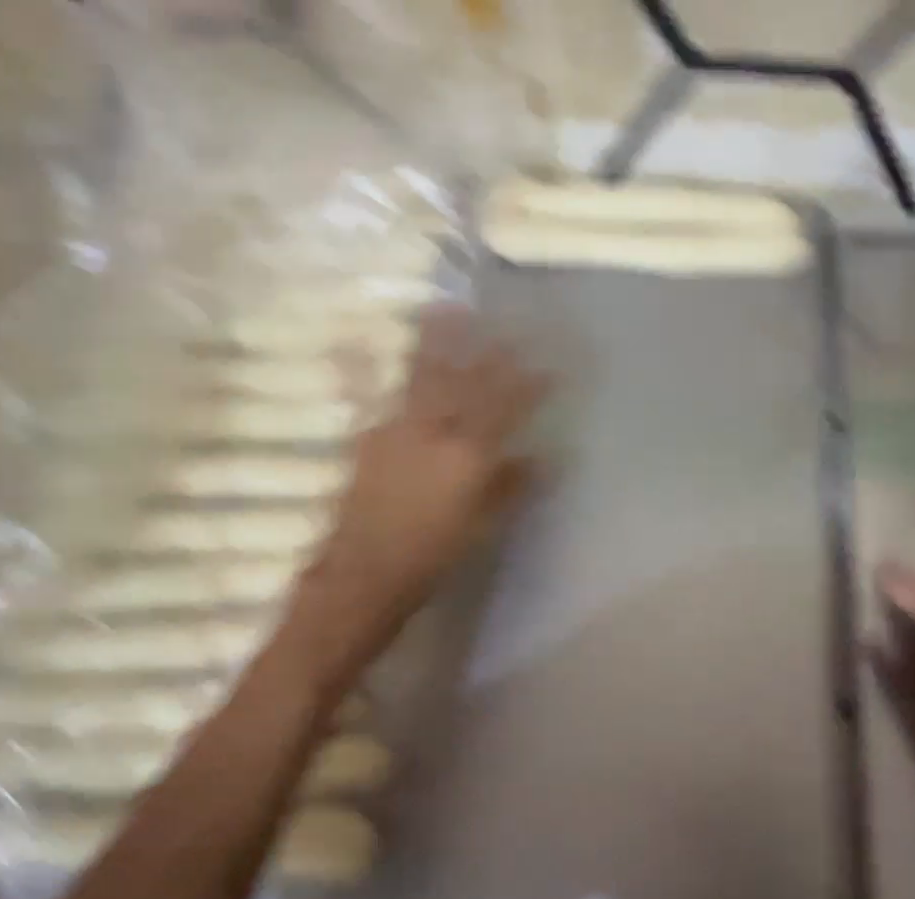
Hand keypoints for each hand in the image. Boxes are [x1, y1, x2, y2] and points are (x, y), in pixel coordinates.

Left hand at [309, 303, 549, 606]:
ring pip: (422, 375)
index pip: (507, 405)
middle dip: (487, 349)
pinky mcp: (368, 437)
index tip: (550, 363)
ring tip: (446, 308)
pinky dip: (376, 367)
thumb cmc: (433, 555)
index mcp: (469, 454)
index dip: (530, 381)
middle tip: (502, 321)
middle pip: (466, 379)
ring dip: (437, 341)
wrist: (364, 573)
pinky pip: (379, 393)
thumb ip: (510, 486)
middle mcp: (433, 430)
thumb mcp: (482, 524)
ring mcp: (396, 428)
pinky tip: (366, 344)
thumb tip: (540, 458)